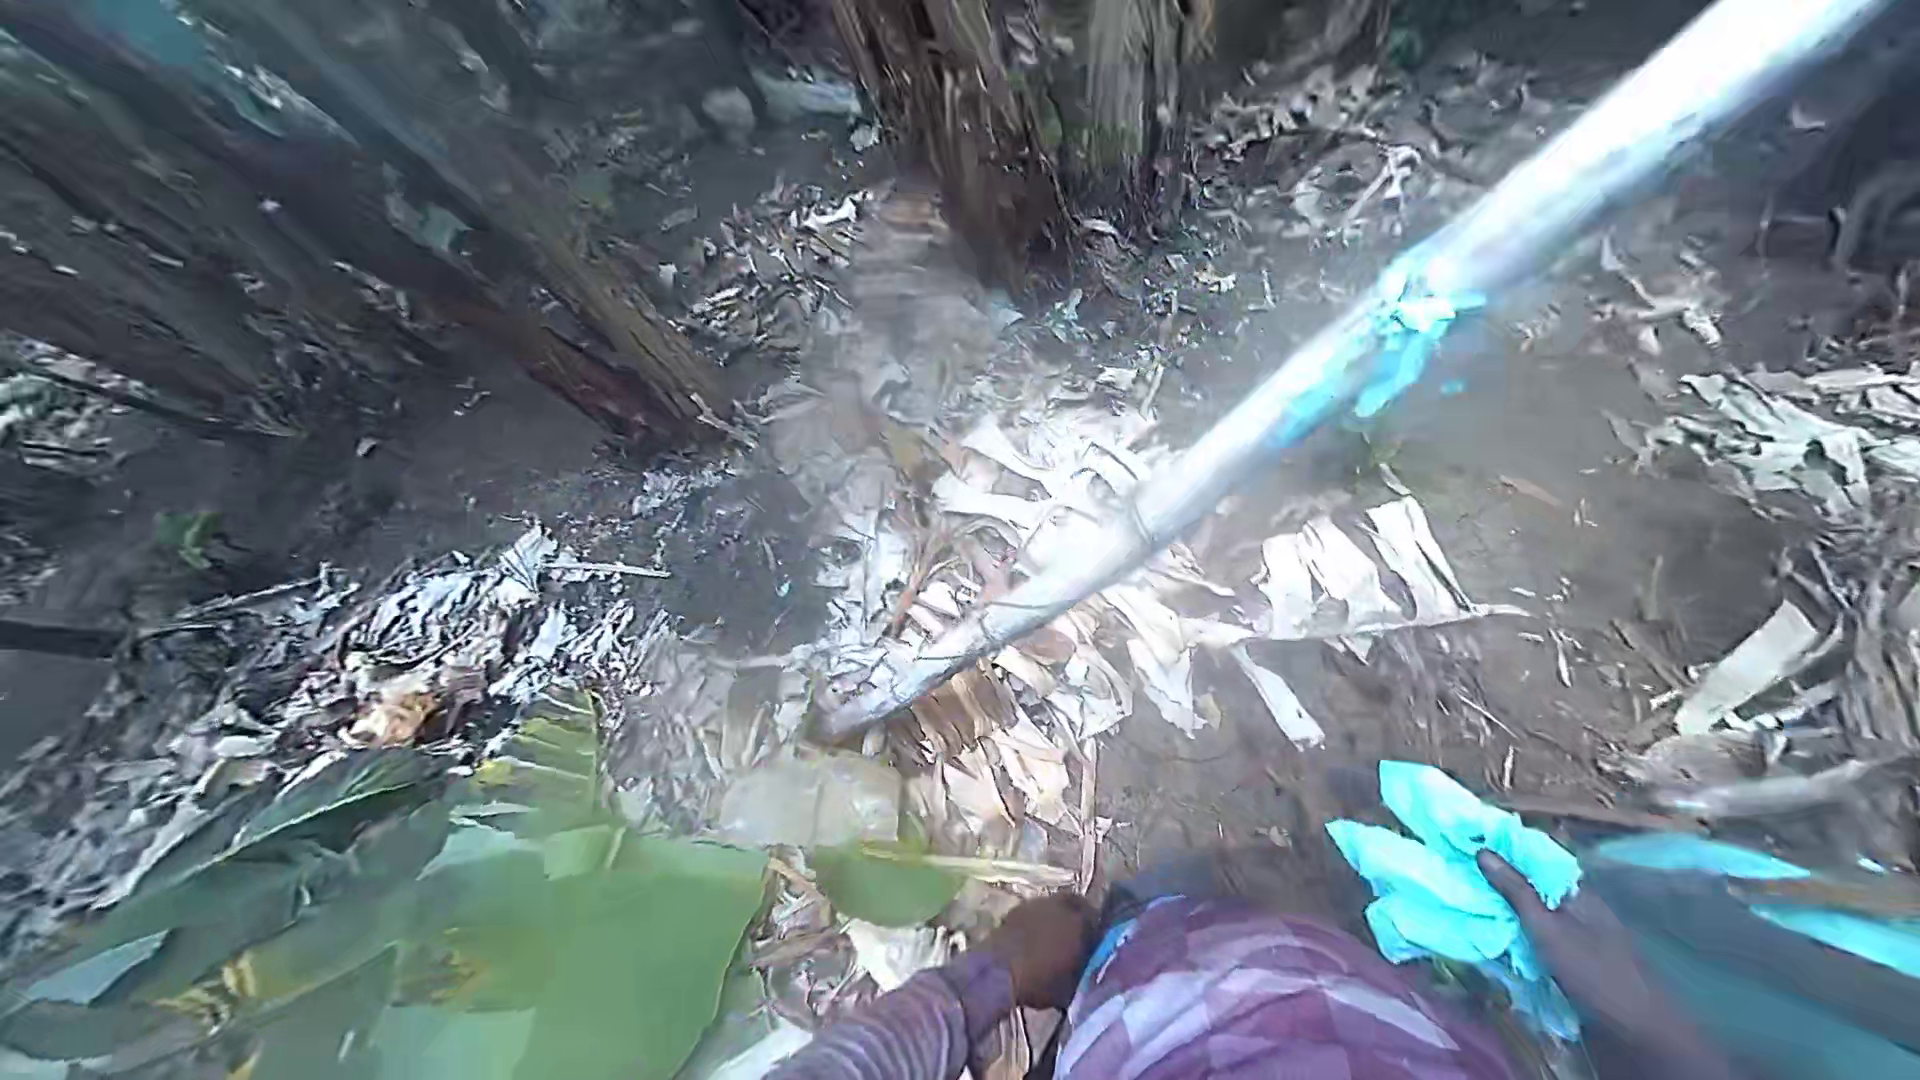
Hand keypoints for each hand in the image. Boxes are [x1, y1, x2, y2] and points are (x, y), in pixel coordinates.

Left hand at [982, 893, 1096, 1009]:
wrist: (999, 970)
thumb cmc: (1041, 981)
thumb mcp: (1074, 986)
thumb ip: (1088, 971)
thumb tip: (1094, 968)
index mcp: (1080, 922)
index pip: (1098, 918)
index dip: (1097, 930)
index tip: (1096, 942)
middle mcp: (1062, 905)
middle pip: (1077, 904)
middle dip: (1080, 916)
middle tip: (1078, 935)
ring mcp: (1038, 902)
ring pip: (1056, 904)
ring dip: (1059, 915)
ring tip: (1055, 936)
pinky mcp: (1019, 906)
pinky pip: (1037, 909)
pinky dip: (1040, 918)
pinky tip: (1035, 936)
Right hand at [1478, 851, 1730, 1076]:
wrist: (1638, 1031)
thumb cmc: (1592, 971)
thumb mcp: (1547, 928)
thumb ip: (1515, 889)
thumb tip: (1481, 849)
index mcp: (1574, 889)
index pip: (1532, 853)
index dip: (1499, 843)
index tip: (1464, 836)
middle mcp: (1575, 902)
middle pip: (1528, 876)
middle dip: (1494, 870)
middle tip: (1456, 861)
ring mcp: (1574, 926)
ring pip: (1529, 900)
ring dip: (1500, 895)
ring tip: (1465, 886)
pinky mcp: (1569, 948)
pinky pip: (1533, 922)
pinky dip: (1511, 917)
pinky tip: (1490, 919)